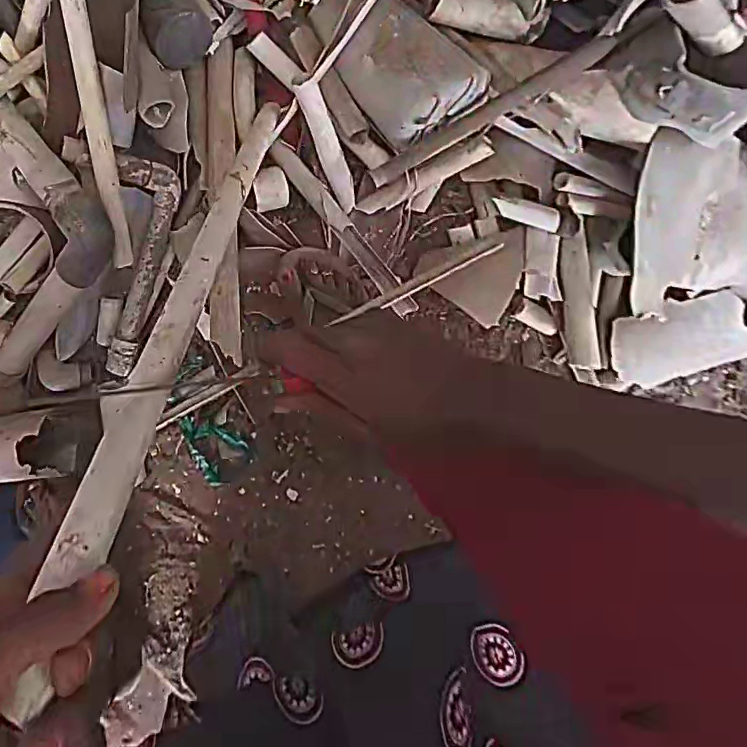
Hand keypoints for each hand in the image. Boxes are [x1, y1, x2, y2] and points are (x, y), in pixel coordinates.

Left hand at [0, 536, 118, 746]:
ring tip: (36, 733)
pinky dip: (67, 742)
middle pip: (90, 620)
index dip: (86, 540)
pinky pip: (88, 725)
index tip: (117, 541)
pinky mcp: (50, 734)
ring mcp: (38, 690)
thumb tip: (104, 578)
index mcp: (3, 605)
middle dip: (83, 653)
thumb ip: (43, 619)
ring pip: (93, 677)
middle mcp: (26, 642)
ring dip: (71, 712)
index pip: (54, 551)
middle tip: (59, 675)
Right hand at [253, 311, 463, 431]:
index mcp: (345, 373)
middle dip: (291, 347)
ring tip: (340, 372)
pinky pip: (345, 321)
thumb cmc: (425, 429)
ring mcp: (369, 322)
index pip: (284, 345)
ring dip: (318, 342)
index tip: (269, 369)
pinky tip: (361, 360)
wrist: (481, 398)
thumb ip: (320, 408)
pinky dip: (341, 337)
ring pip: (322, 323)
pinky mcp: (384, 315)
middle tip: (306, 377)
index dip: (266, 352)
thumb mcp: (368, 432)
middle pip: (298, 328)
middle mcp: (352, 338)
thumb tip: (279, 400)